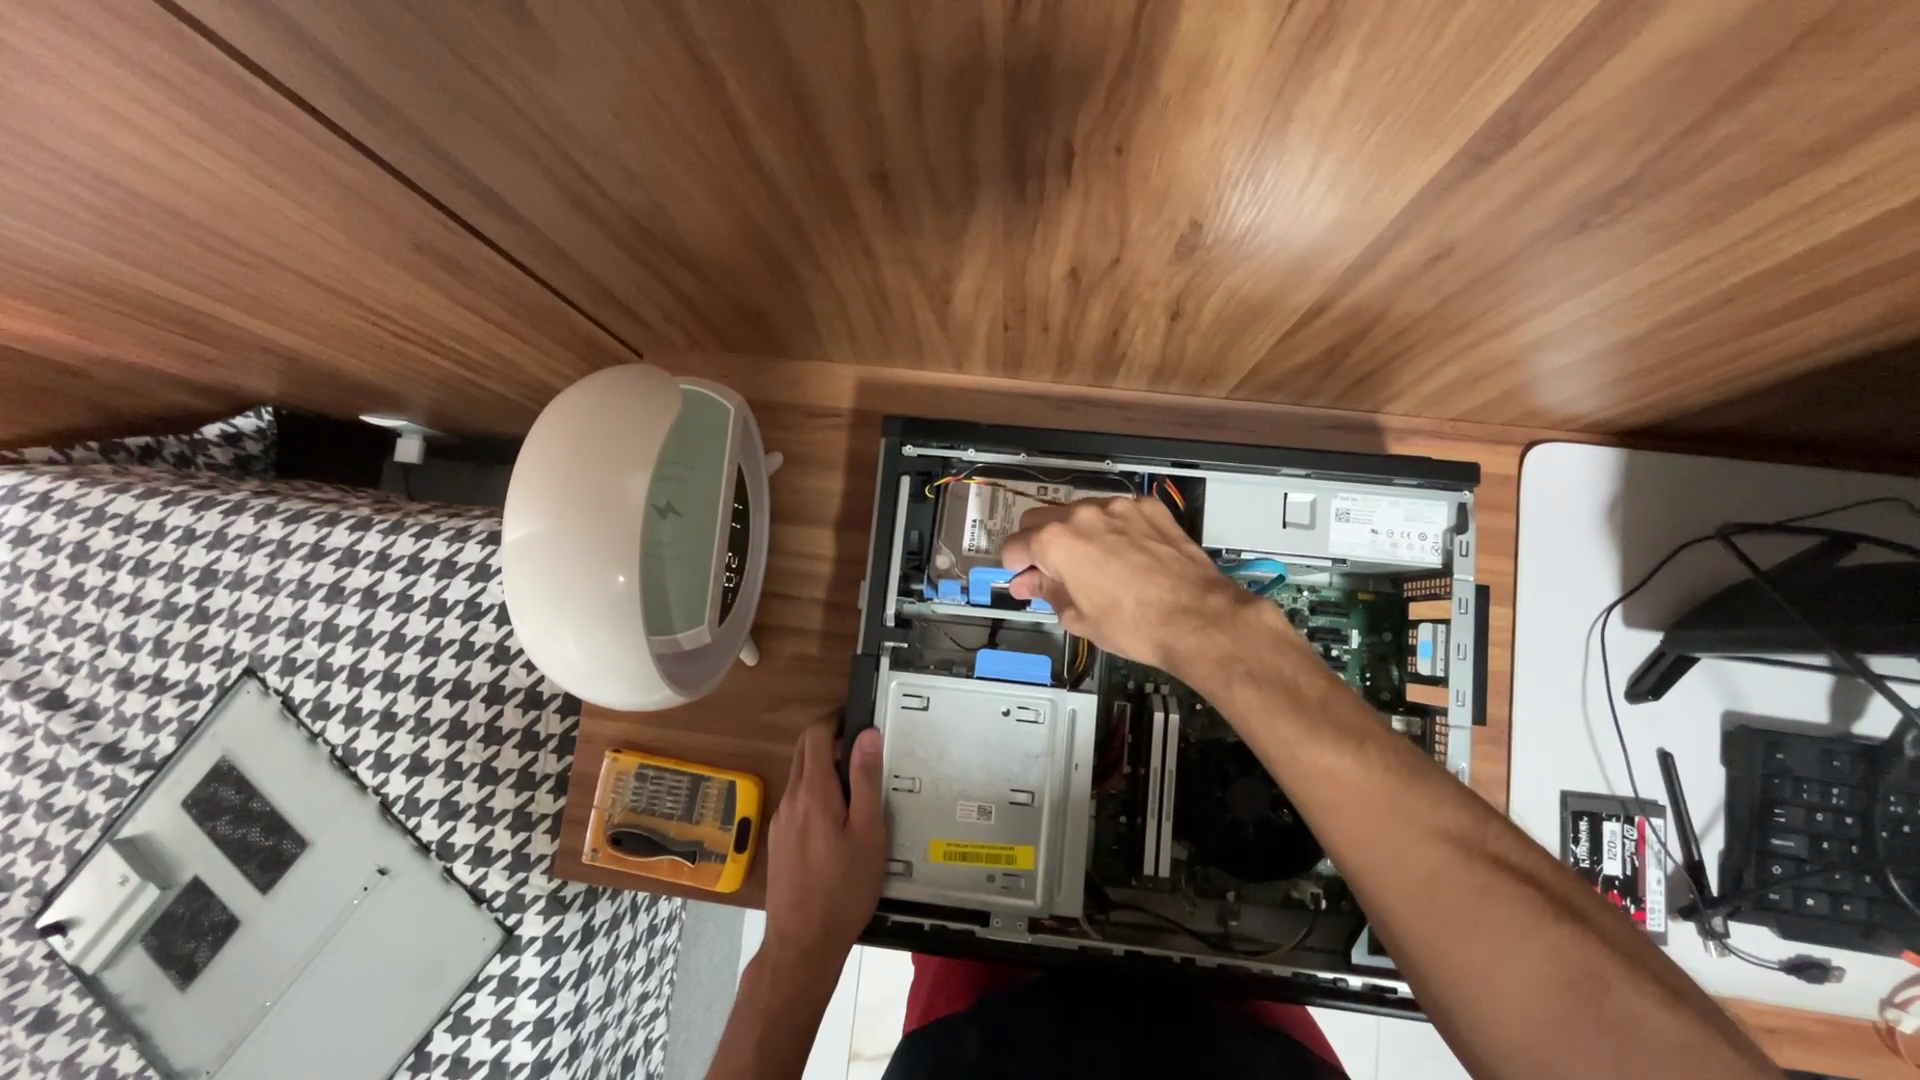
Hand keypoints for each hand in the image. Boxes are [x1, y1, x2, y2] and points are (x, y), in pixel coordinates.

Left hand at [762, 723, 886, 967]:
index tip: (859, 719)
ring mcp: (780, 822)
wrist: (802, 944)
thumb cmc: (843, 888)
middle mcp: (790, 800)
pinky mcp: (779, 842)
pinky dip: (817, 793)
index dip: (835, 720)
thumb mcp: (868, 832)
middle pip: (804, 752)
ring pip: (800, 778)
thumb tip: (867, 734)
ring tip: (859, 786)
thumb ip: (865, 780)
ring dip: (825, 768)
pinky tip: (839, 820)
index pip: (815, 735)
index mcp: (812, 792)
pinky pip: (798, 802)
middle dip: (830, 740)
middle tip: (864, 749)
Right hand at [1000, 496, 1259, 674]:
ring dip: (1073, 531)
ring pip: (1079, 510)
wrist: (1197, 618)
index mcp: (1056, 542)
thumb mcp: (1078, 618)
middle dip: (1037, 542)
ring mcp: (1119, 507)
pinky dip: (1111, 527)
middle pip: (1040, 518)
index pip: (1015, 545)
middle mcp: (1082, 514)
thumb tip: (1028, 584)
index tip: (1021, 579)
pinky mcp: (1149, 508)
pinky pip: (1117, 512)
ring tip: (1089, 562)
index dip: (1014, 565)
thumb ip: (1047, 593)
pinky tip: (1123, 553)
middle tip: (1048, 570)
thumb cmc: (1133, 626)